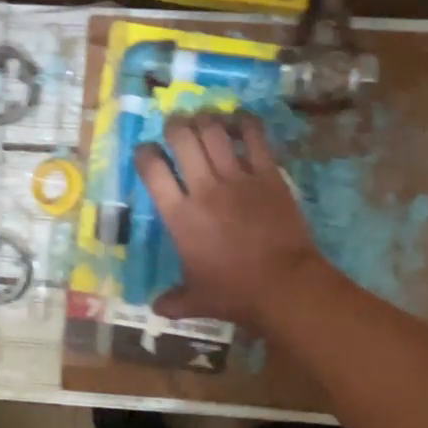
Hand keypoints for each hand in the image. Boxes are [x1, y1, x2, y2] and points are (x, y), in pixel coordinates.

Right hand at [134, 111, 333, 328]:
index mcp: (180, 217)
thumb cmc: (234, 294)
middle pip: (183, 137)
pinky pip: (254, 136)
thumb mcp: (196, 302)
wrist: (283, 285)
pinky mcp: (268, 174)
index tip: (146, 153)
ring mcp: (238, 177)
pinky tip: (239, 121)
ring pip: (215, 130)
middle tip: (176, 128)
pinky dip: (244, 122)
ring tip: (203, 120)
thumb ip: (173, 301)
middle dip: (175, 126)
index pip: (152, 171)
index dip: (144, 154)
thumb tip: (156, 308)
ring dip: (205, 119)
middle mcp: (204, 189)